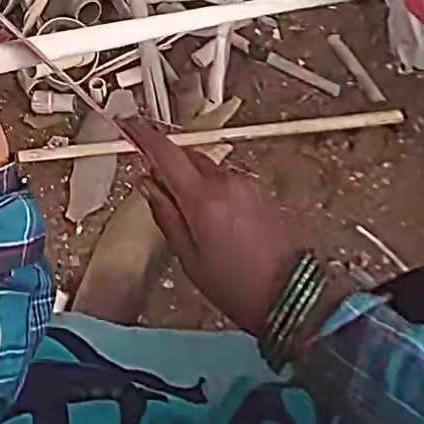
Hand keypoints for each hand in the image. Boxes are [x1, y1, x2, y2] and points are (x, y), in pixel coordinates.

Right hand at [127, 117, 304, 335]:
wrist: (295, 299)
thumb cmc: (237, 286)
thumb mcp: (189, 256)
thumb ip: (165, 213)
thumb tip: (146, 183)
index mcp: (202, 198)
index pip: (166, 152)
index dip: (143, 134)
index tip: (128, 123)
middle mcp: (225, 181)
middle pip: (186, 155)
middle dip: (167, 163)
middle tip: (154, 184)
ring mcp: (245, 184)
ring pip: (205, 167)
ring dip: (190, 179)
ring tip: (188, 214)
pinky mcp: (258, 191)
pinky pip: (224, 179)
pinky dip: (210, 188)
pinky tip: (212, 218)